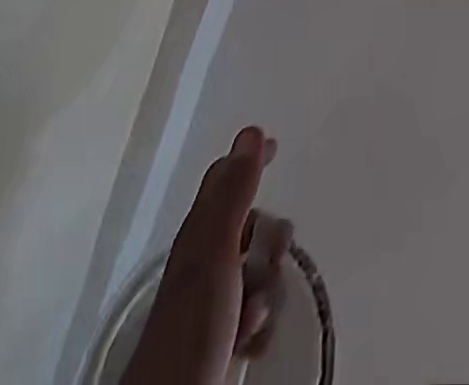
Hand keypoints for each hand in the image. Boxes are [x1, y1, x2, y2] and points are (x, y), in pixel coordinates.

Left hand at [126, 127, 293, 384]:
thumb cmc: (193, 323)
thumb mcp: (217, 248)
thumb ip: (234, 191)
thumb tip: (249, 134)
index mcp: (200, 232)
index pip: (224, 179)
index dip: (249, 158)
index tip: (270, 142)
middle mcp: (203, 260)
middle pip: (248, 226)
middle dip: (269, 239)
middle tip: (275, 251)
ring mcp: (212, 296)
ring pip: (256, 270)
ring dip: (266, 287)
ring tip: (253, 311)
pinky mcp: (220, 330)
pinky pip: (254, 308)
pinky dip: (260, 318)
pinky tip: (251, 334)